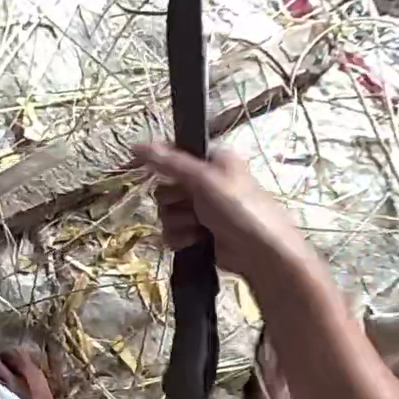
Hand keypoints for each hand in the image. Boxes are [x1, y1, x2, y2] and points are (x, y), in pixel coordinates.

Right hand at [132, 143, 323, 295]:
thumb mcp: (205, 179)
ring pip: (167, 213)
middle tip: (191, 205)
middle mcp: (205, 183)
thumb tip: (137, 145)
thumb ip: (170, 163)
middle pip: (165, 188)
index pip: (173, 156)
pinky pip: (172, 232)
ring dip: (179, 222)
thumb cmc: (240, 208)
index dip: (162, 166)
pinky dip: (181, 238)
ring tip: (199, 227)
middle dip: (174, 201)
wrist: (260, 253)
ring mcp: (201, 211)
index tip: (154, 173)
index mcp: (212, 161)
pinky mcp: (198, 234)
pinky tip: (195, 240)